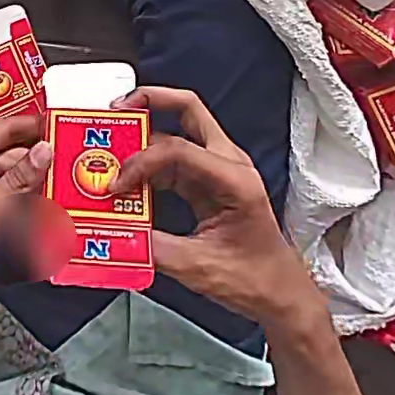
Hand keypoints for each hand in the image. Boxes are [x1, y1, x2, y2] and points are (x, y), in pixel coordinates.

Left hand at [0, 115, 53, 325]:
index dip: (32, 126)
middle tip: (69, 166)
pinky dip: (23, 209)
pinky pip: (7, 203)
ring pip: (12, 181)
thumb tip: (42, 153)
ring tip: (61, 193)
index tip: (59, 124)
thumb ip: (16, 183)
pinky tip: (42, 217)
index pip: (2, 130)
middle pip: (11, 156)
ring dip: (34, 190)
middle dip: (38, 163)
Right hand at [110, 87, 325, 334]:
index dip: (142, 161)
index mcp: (234, 180)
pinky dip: (148, 162)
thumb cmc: (256, 278)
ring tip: (115, 145)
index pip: (179, 149)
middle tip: (117, 111)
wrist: (280, 293)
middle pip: (188, 109)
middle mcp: (228, 164)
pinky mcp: (207, 180)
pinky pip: (173, 159)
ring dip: (144, 134)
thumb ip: (155, 248)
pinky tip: (129, 177)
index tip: (118, 183)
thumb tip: (117, 231)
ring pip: (178, 130)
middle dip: (150, 102)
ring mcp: (218, 168)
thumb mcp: (199, 267)